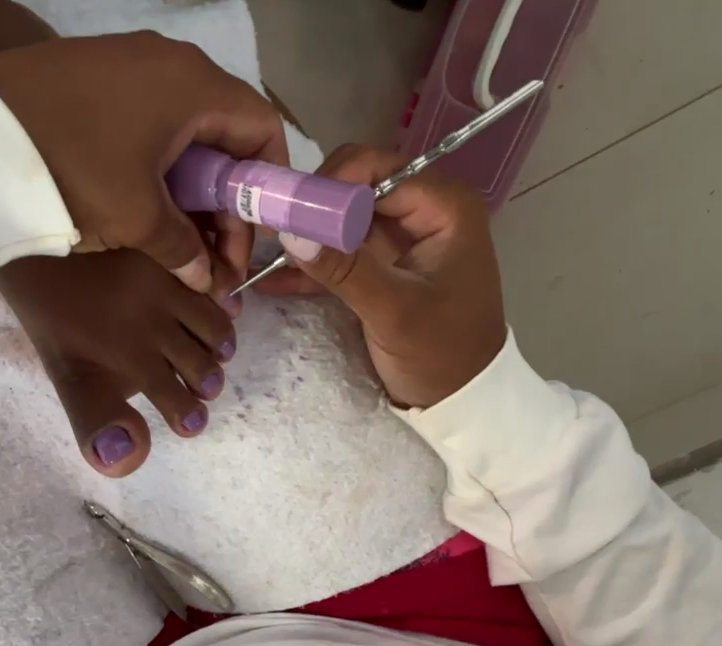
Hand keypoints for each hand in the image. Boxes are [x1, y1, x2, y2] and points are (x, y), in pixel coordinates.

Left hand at [0, 32, 285, 293]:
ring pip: (187, 137)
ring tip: (182, 249)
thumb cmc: (70, 169)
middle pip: (227, 137)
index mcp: (195, 86)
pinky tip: (148, 215)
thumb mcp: (136, 219)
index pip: (263, 130)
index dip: (267, 189)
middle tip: (214, 262)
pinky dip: (160, 174)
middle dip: (227, 206)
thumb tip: (207, 279)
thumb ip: (184, 251)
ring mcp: (132, 68)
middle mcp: (172, 66)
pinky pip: (152, 128)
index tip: (249, 240)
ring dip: (193, 196)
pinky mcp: (99, 82)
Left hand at [0, 251, 237, 474]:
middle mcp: (152, 328)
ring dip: (218, 347)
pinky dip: (221, 305)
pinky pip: (215, 286)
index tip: (190, 421)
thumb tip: (127, 460)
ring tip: (212, 353)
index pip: (178, 402)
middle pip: (203, 369)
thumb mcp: (70, 377)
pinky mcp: (171, 255)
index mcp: (128, 363)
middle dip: (206, 384)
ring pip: (215, 330)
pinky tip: (215, 309)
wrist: (38, 239)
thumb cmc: (53, 316)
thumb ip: (97, 422)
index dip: (188, 415)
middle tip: (203, 386)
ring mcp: (165, 289)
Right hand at [257, 144, 507, 408]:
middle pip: (355, 189)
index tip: (288, 212)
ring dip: (306, 238)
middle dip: (312, 210)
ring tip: (259, 251)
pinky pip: (342, 255)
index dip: (329, 184)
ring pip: (343, 222)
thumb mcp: (394, 312)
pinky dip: (313, 266)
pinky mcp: (383, 268)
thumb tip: (291, 231)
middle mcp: (424, 212)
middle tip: (268, 230)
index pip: (376, 168)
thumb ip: (346, 270)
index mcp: (444, 207)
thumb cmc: (442, 355)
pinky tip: (271, 280)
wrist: (462, 401)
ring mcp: (402, 241)